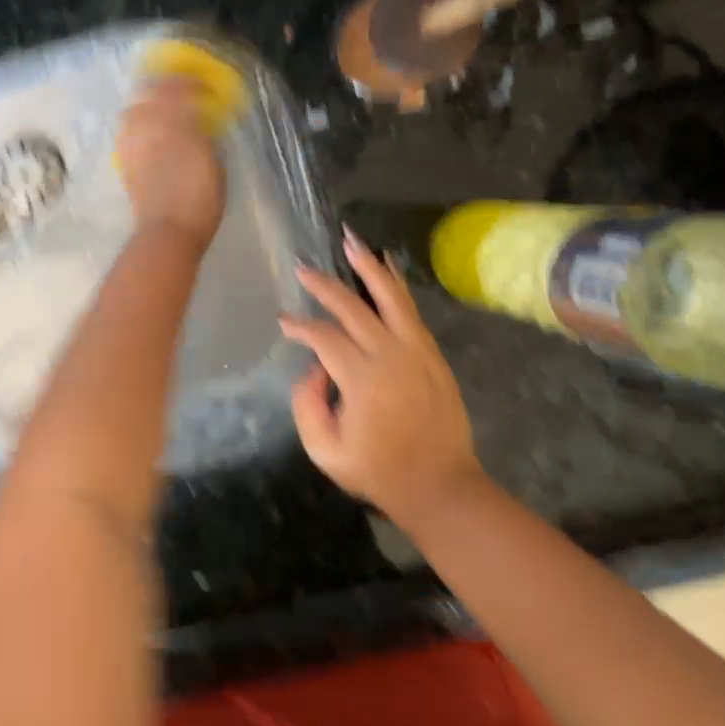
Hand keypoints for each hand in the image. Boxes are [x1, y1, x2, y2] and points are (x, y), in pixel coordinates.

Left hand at [117, 76, 225, 246]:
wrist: (168, 230)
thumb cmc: (201, 201)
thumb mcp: (215, 164)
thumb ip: (205, 137)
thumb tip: (199, 123)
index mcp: (181, 126)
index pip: (181, 90)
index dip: (189, 81)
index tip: (199, 83)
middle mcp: (153, 128)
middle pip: (151, 92)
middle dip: (163, 85)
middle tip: (175, 88)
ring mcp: (134, 143)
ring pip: (133, 108)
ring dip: (144, 100)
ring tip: (155, 105)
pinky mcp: (124, 159)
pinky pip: (125, 129)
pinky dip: (134, 121)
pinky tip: (142, 127)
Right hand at [279, 233, 484, 521]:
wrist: (440, 485)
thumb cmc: (378, 472)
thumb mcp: (325, 451)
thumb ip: (306, 406)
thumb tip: (313, 369)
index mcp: (362, 380)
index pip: (324, 337)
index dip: (300, 326)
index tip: (284, 322)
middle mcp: (390, 356)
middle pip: (353, 308)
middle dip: (324, 286)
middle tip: (303, 268)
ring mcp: (416, 352)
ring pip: (389, 298)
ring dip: (368, 268)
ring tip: (351, 240)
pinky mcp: (432, 354)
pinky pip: (411, 310)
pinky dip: (396, 285)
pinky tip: (385, 265)